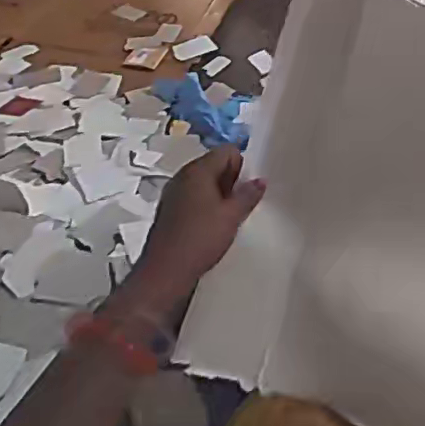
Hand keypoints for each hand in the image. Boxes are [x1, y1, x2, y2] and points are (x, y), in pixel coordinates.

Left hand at [107, 147, 264, 320]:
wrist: (164, 273)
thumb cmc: (200, 239)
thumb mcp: (232, 216)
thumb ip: (248, 194)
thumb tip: (260, 180)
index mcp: (198, 170)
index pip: (227, 152)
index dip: (242, 167)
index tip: (246, 190)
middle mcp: (183, 176)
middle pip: (214, 164)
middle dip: (231, 180)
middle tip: (240, 205)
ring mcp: (173, 193)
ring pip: (204, 182)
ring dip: (219, 194)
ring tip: (228, 218)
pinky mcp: (169, 210)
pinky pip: (193, 196)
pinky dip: (205, 205)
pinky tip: (211, 226)